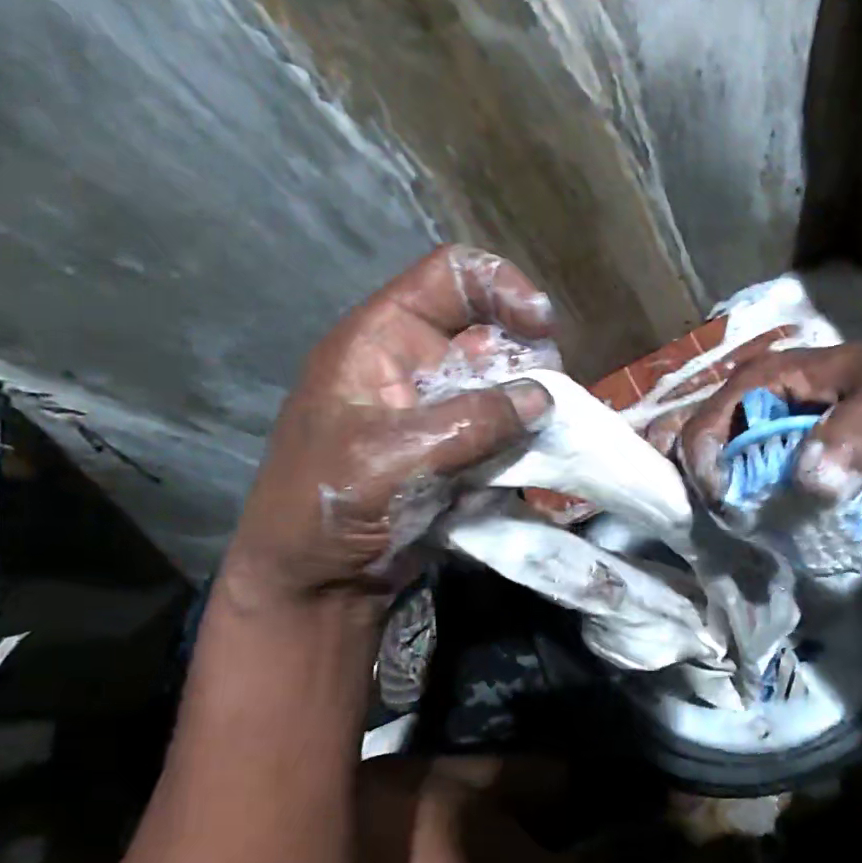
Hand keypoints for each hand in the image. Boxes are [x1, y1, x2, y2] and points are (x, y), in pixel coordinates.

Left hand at [222, 244, 557, 608]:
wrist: (314, 583)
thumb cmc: (325, 505)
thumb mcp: (391, 457)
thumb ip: (469, 424)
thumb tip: (541, 400)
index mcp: (380, 342)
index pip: (449, 279)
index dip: (501, 285)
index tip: (543, 325)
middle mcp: (414, 367)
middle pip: (488, 336)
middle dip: (524, 364)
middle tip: (547, 403)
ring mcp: (437, 413)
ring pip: (502, 391)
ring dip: (526, 415)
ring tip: (534, 445)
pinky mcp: (455, 453)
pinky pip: (501, 437)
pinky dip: (518, 451)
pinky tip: (517, 474)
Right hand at [676, 343, 861, 505]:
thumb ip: (857, 434)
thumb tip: (808, 481)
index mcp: (762, 375)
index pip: (706, 423)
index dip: (706, 468)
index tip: (732, 509)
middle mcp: (744, 395)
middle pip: (689, 438)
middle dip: (694, 481)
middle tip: (724, 518)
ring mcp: (750, 421)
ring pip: (702, 457)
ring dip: (709, 491)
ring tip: (734, 521)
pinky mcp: (762, 444)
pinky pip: (726, 469)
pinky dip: (727, 494)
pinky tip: (744, 516)